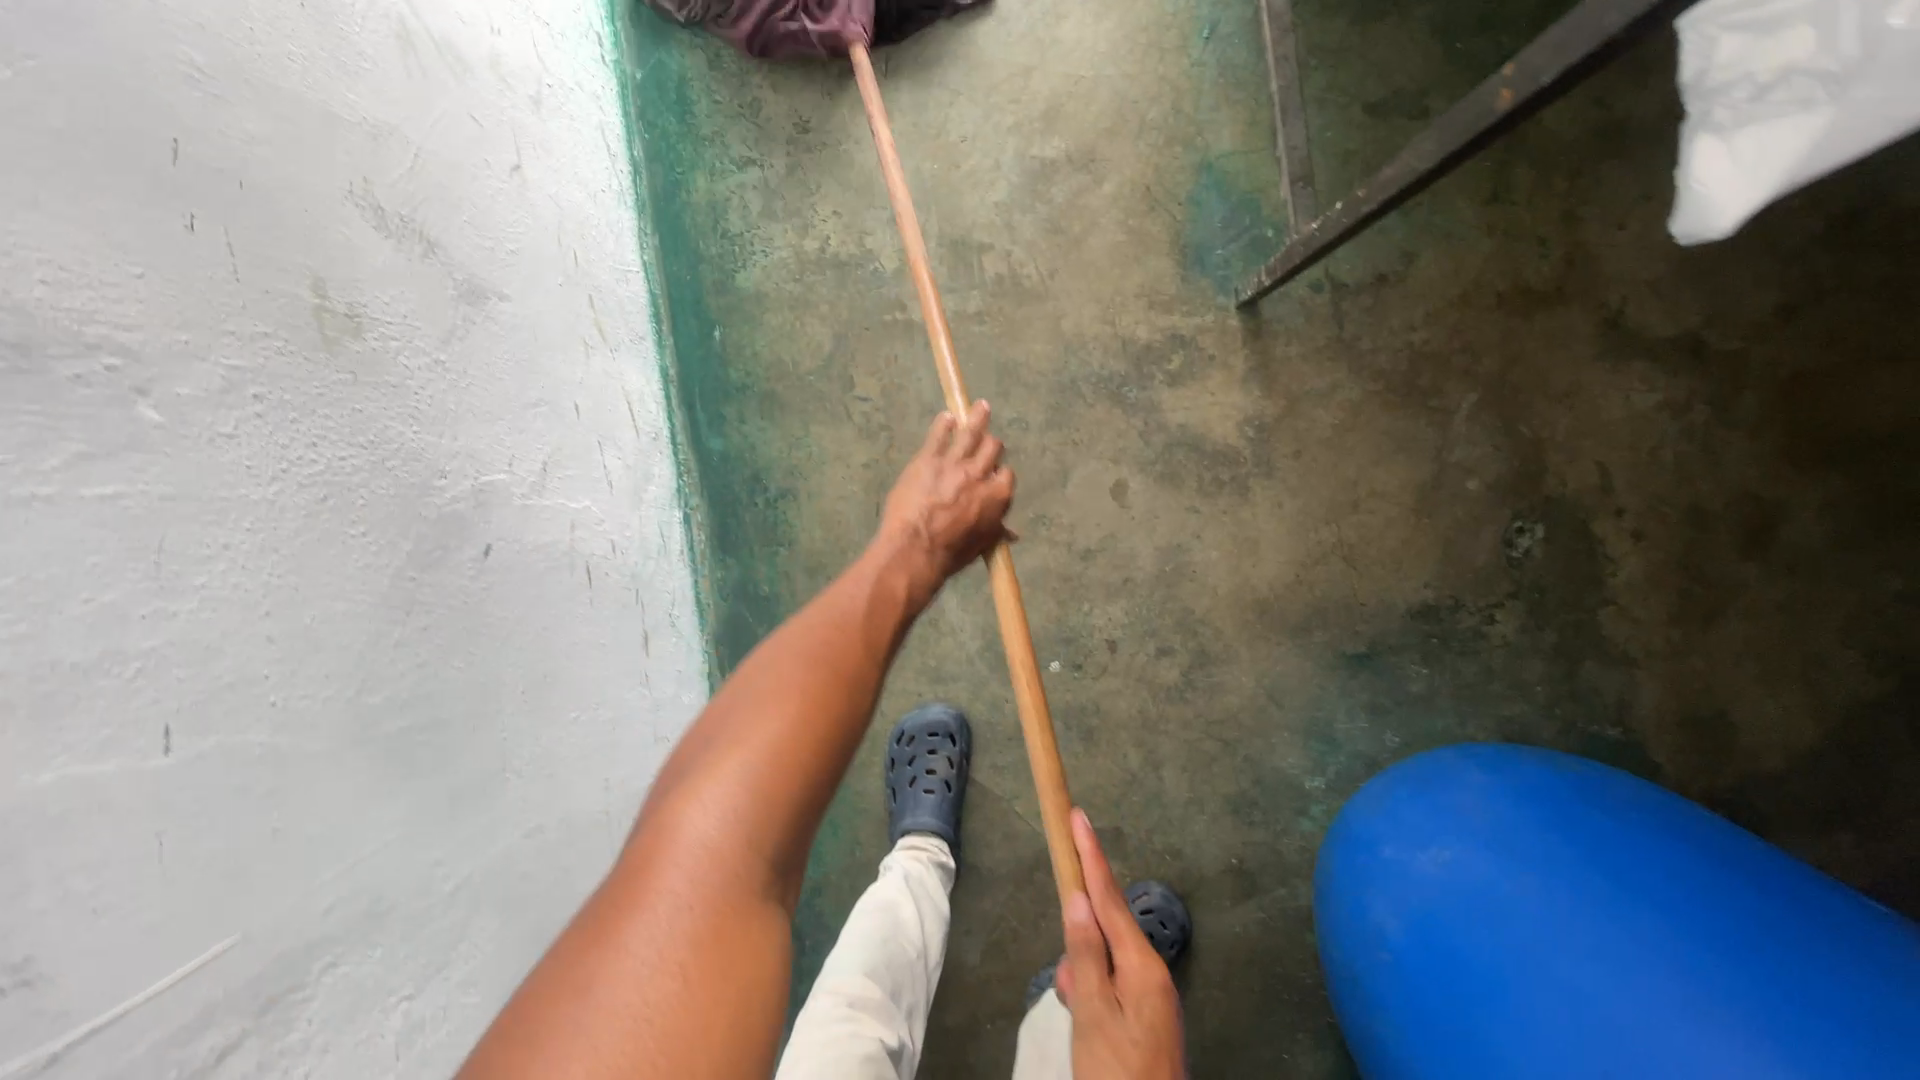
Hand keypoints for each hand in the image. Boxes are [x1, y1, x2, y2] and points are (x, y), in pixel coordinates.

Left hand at [876, 400, 1014, 602]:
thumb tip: (1012, 534)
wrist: (917, 547)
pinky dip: (944, 423)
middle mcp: (980, 474)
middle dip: (992, 444)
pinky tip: (946, 416)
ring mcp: (954, 462)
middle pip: (992, 448)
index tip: (996, 474)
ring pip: (971, 433)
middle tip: (989, 441)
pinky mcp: (928, 458)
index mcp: (997, 496)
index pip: (1007, 476)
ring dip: (978, 418)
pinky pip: (938, 434)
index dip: (1001, 474)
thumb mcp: (980, 545)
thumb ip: (996, 532)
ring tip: (981, 406)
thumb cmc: (951, 552)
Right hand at [1057, 809, 1186, 1079]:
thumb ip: (1085, 955)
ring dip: (1084, 977)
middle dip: (1080, 939)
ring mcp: (1152, 992)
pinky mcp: (1146, 1011)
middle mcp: (1152, 970)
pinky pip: (1112, 984)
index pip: (1108, 896)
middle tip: (1074, 990)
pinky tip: (1088, 1022)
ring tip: (1082, 1021)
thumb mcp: (1092, 1016)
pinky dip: (1094, 993)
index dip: (1090, 855)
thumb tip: (1077, 900)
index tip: (1078, 816)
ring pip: (1105, 960)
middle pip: (1107, 927)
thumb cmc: (1117, 1072)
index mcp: (1141, 964)